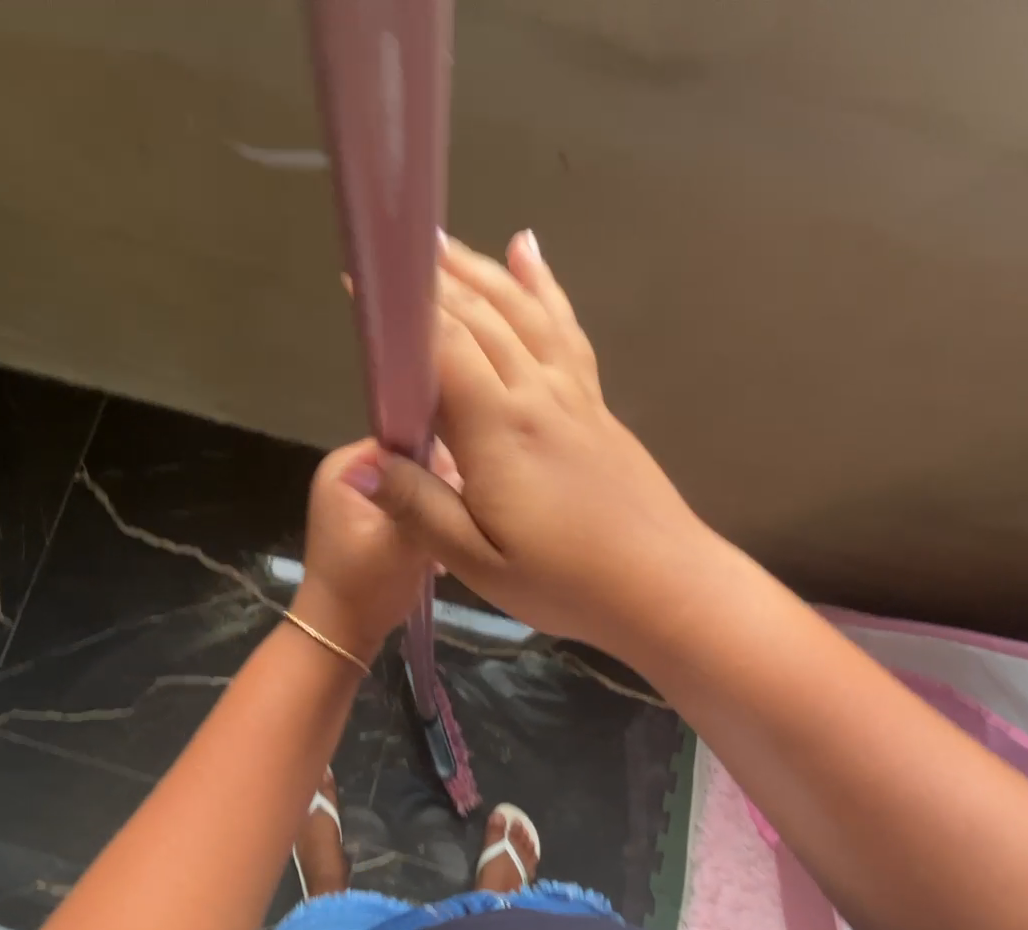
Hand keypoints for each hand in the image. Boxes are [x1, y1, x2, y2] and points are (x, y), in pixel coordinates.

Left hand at [291, 438, 454, 661]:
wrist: (339, 635)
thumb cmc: (368, 586)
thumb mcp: (404, 539)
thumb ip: (426, 497)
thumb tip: (454, 462)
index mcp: (346, 467)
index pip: (406, 438)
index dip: (438, 461)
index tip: (460, 494)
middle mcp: (346, 473)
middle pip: (410, 463)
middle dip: (435, 492)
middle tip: (452, 525)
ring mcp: (354, 497)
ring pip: (411, 487)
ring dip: (430, 513)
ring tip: (442, 545)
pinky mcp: (364, 520)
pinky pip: (403, 507)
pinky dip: (420, 527)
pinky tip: (432, 555)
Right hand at [356, 231, 724, 654]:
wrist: (667, 588)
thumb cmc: (566, 582)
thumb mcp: (476, 562)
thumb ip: (417, 507)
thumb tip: (360, 465)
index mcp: (499, 429)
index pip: (444, 347)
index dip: (401, 312)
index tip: (363, 286)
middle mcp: (536, 394)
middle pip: (482, 317)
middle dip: (435, 279)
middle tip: (394, 251)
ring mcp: (572, 393)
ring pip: (523, 312)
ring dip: (482, 271)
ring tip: (446, 243)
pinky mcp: (594, 403)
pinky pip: (565, 331)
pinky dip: (545, 288)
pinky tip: (532, 257)